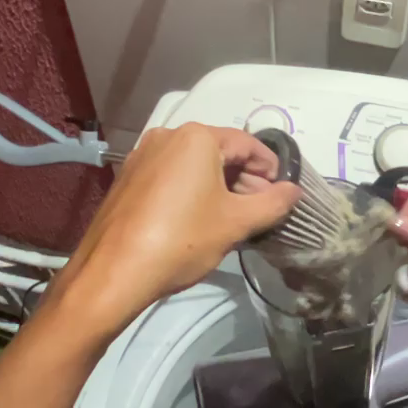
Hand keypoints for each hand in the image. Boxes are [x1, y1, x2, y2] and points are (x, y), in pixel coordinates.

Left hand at [51, 124, 299, 337]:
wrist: (114, 272)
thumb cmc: (181, 240)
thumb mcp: (235, 223)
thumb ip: (272, 203)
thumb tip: (294, 190)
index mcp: (197, 137)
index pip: (247, 144)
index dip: (270, 167)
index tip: (282, 193)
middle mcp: (168, 136)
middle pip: (219, 151)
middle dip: (244, 178)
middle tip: (261, 209)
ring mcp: (143, 155)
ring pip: (194, 164)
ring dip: (219, 185)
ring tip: (234, 217)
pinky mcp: (129, 177)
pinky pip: (171, 175)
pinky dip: (192, 189)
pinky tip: (200, 218)